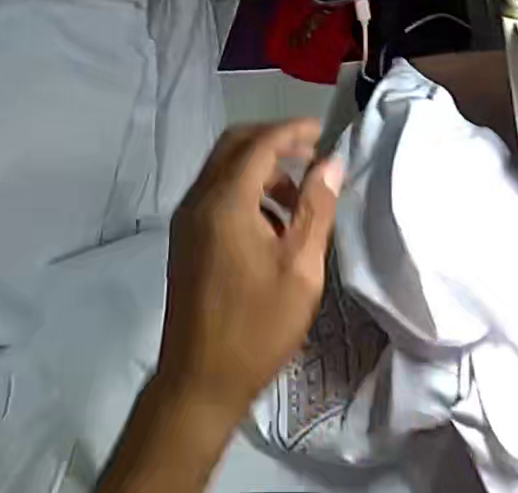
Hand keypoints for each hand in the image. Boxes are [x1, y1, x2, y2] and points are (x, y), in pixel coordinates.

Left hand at [153, 119, 341, 422]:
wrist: (198, 386)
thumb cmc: (256, 327)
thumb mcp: (300, 268)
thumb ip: (316, 208)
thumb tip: (331, 164)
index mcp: (225, 204)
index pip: (260, 144)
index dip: (294, 130)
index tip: (325, 132)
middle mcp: (199, 202)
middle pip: (235, 145)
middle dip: (276, 140)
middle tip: (312, 153)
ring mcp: (187, 221)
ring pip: (225, 167)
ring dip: (263, 166)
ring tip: (300, 193)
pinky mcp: (186, 239)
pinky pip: (217, 192)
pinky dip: (247, 188)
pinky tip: (275, 220)